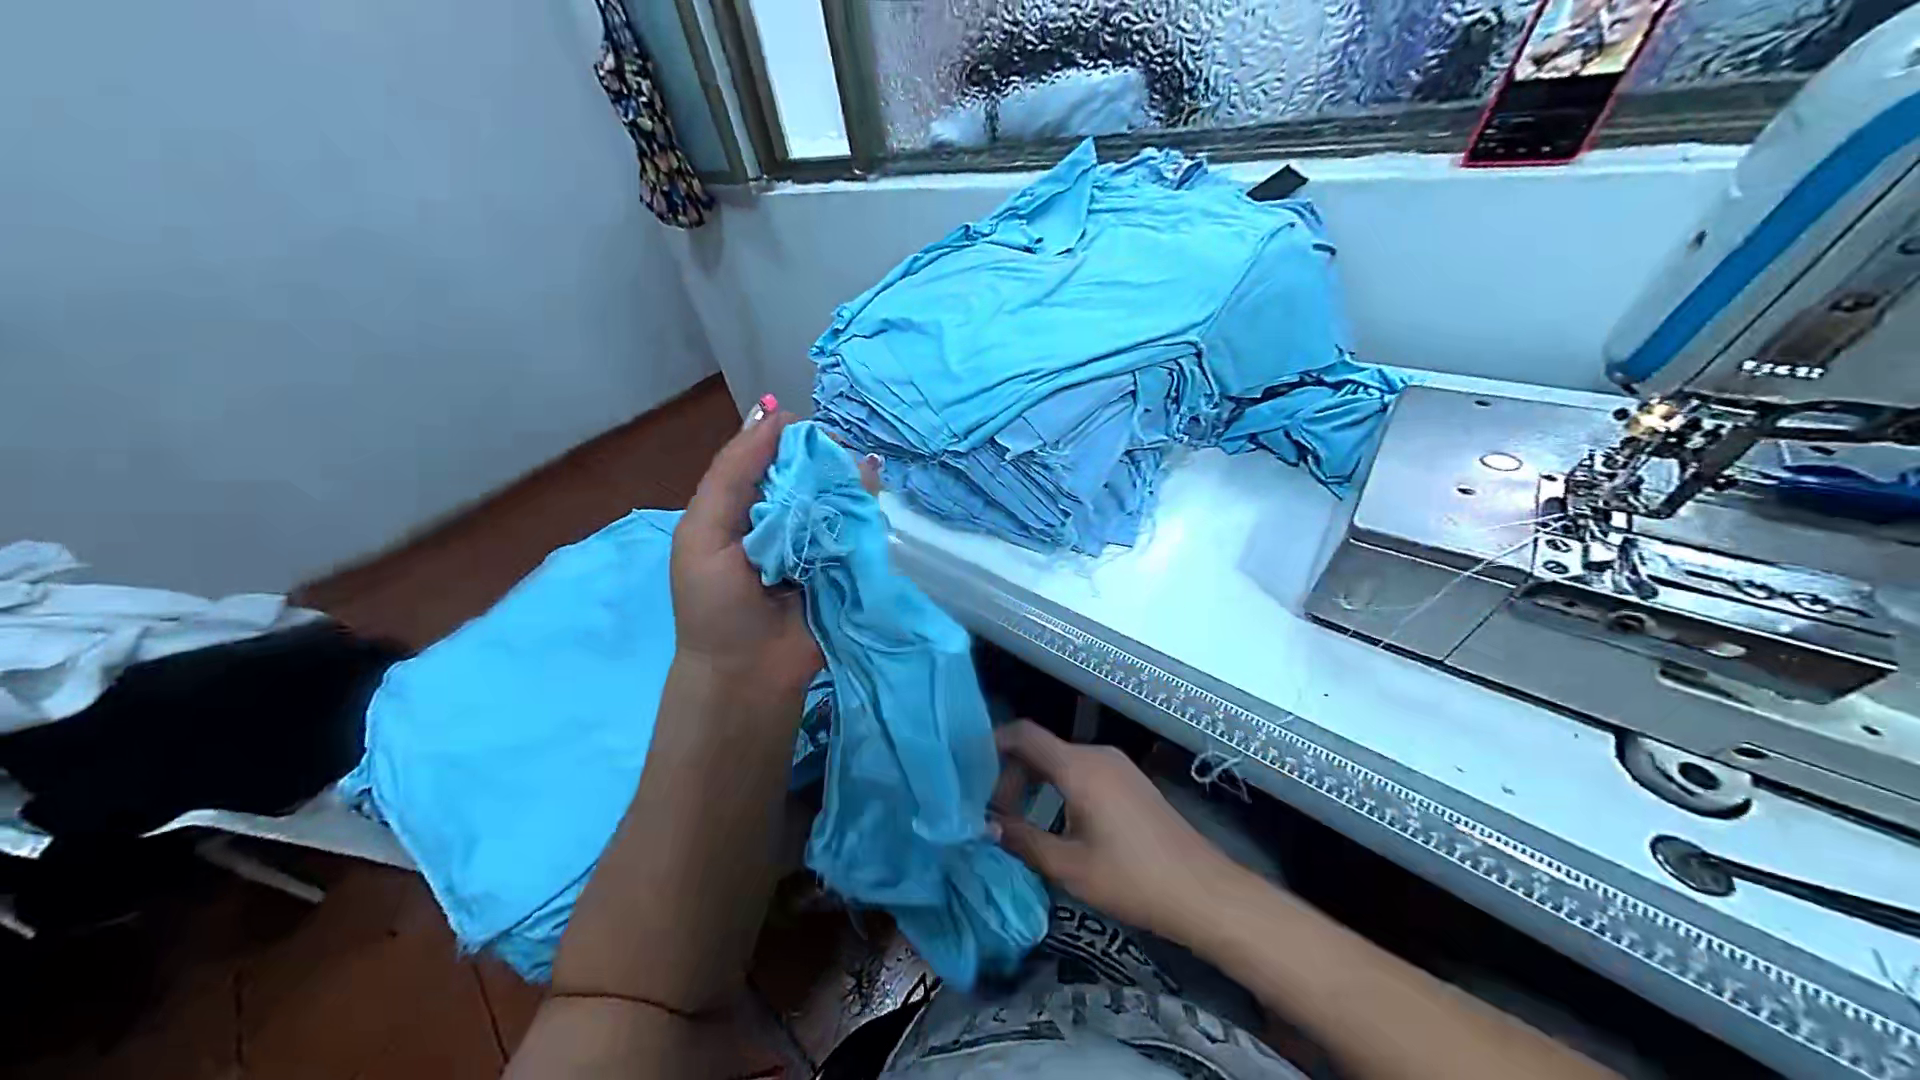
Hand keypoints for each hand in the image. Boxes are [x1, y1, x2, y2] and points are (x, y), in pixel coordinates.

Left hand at [670, 407, 880, 695]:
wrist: (748, 673)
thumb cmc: (715, 605)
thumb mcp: (703, 531)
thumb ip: (732, 474)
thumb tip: (773, 413)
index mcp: (743, 506)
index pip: (771, 455)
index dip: (792, 438)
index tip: (814, 433)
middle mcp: (783, 517)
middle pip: (811, 472)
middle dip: (826, 460)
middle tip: (842, 458)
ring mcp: (817, 540)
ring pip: (839, 496)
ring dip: (849, 483)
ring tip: (859, 477)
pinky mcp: (846, 563)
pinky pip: (859, 528)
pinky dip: (866, 512)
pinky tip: (872, 498)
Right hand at [991, 720, 1251, 942]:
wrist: (1204, 892)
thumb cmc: (1133, 878)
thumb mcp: (1069, 866)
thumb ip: (1022, 840)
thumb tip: (985, 826)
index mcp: (1078, 766)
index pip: (1023, 734)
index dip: (991, 745)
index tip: (969, 774)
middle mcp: (1096, 754)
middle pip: (1039, 749)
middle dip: (1011, 776)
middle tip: (994, 815)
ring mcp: (1116, 765)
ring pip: (1060, 761)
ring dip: (1034, 785)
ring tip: (1019, 822)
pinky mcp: (1129, 781)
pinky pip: (1081, 771)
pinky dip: (1058, 788)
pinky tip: (1055, 822)